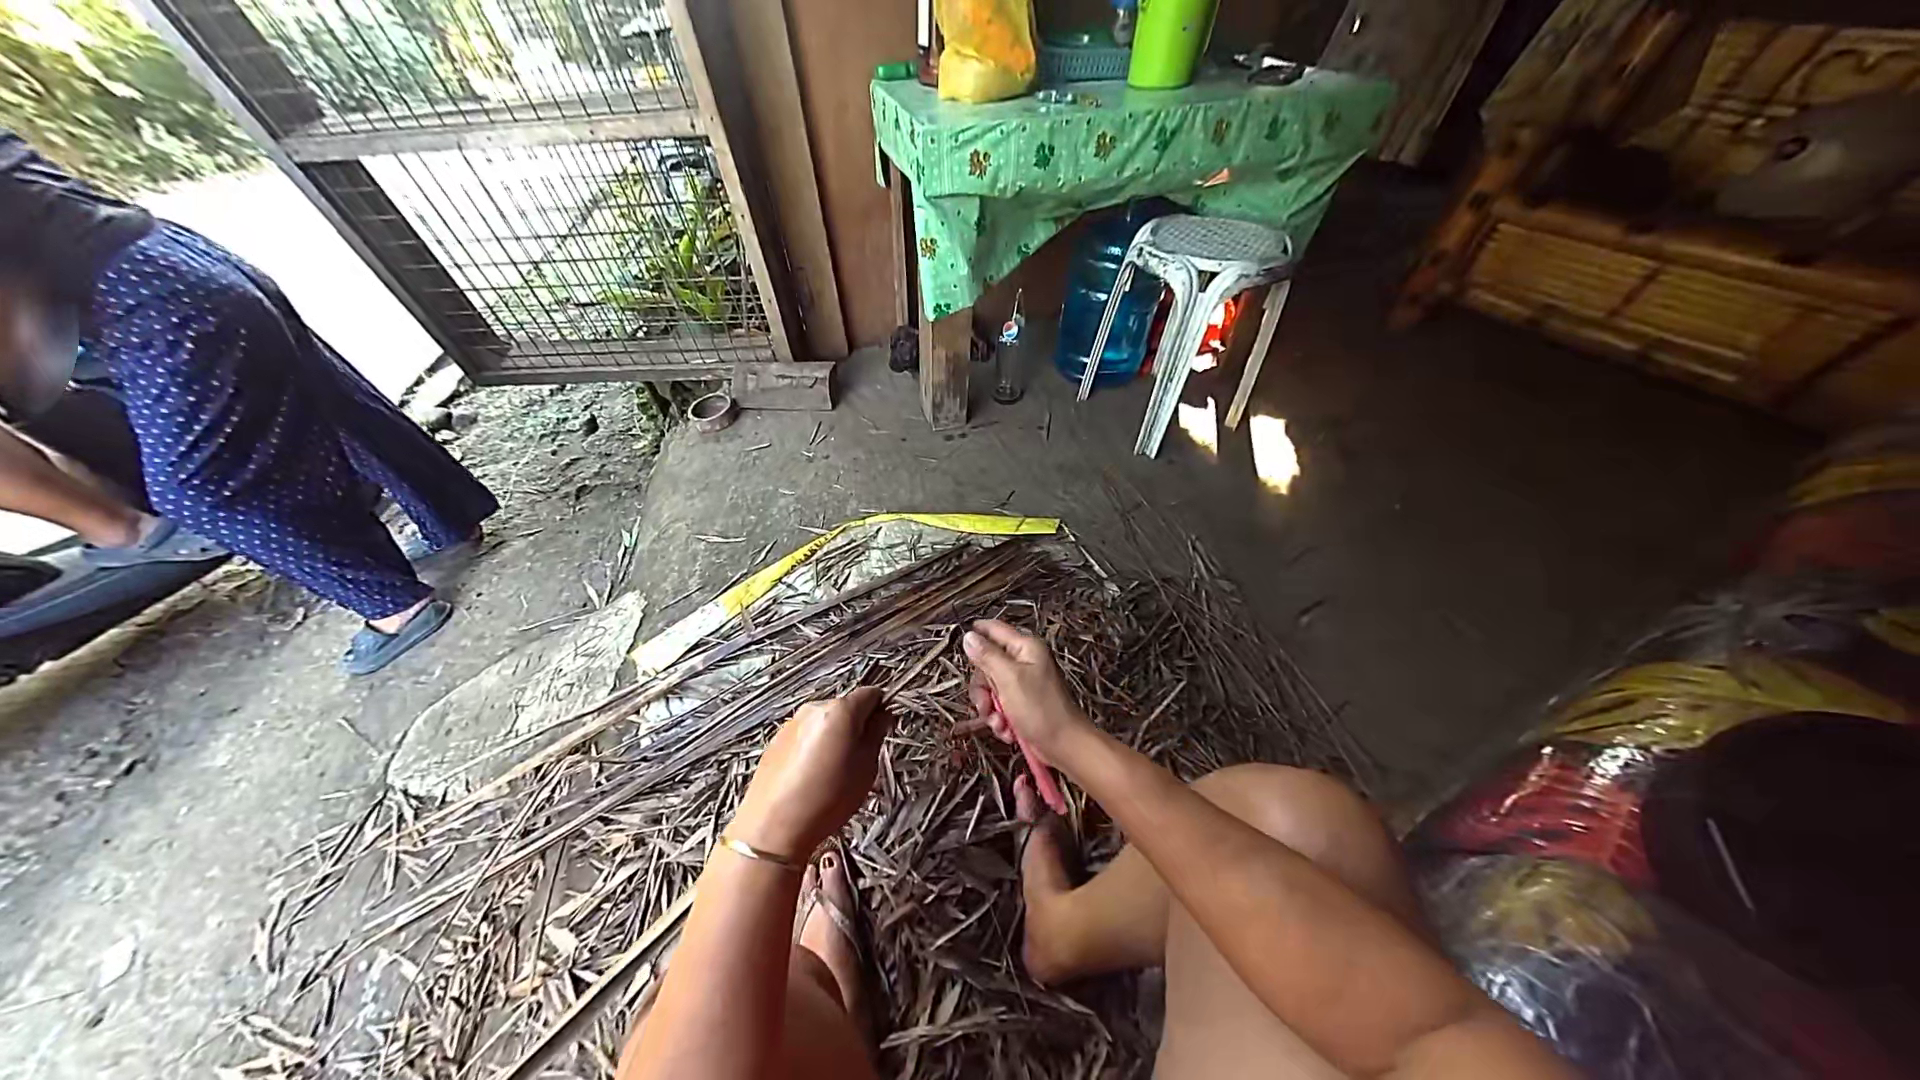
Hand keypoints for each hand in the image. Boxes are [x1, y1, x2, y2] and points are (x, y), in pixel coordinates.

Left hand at [729, 686, 890, 859]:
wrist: (773, 827)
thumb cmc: (826, 799)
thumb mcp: (866, 768)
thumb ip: (877, 734)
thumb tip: (882, 716)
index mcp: (841, 710)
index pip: (871, 694)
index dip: (881, 710)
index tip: (882, 729)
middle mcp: (814, 709)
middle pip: (846, 706)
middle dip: (856, 725)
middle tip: (859, 757)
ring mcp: (792, 723)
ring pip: (824, 721)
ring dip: (834, 736)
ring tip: (833, 771)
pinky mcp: (776, 740)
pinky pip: (805, 735)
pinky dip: (813, 746)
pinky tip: (811, 775)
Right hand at [963, 619, 1097, 767]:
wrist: (1063, 745)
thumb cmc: (1043, 711)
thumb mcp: (1009, 679)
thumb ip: (987, 656)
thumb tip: (969, 637)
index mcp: (1025, 648)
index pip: (994, 629)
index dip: (976, 634)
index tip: (962, 646)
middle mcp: (1024, 662)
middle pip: (986, 664)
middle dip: (982, 689)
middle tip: (987, 704)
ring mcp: (1023, 683)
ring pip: (990, 688)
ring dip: (990, 709)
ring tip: (1000, 722)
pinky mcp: (1022, 703)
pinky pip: (999, 706)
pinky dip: (999, 719)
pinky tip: (1008, 729)